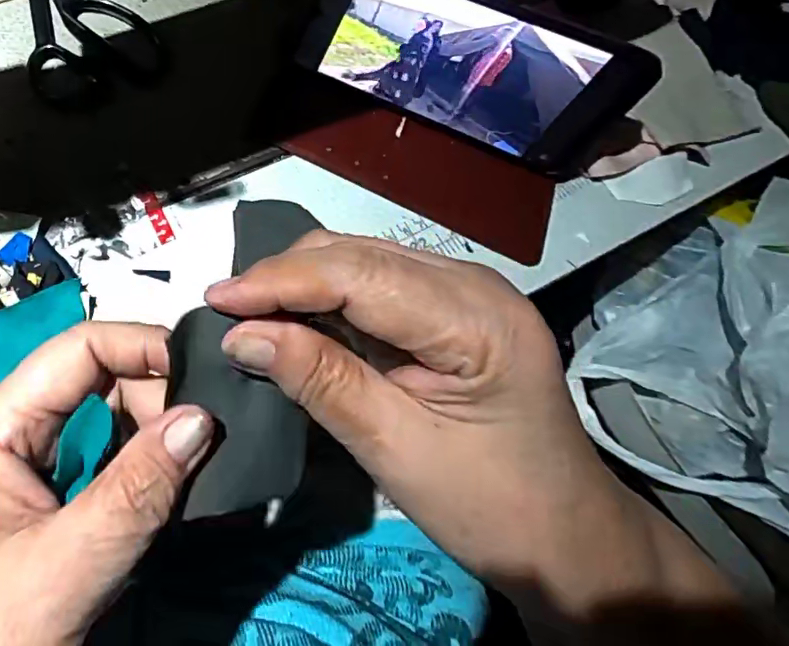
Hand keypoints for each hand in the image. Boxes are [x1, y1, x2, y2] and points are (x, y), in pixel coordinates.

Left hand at [0, 323, 211, 645]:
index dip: (143, 345)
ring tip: (199, 462)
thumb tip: (201, 419)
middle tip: (207, 434)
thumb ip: (136, 492)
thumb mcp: (61, 568)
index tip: (201, 368)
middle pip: (103, 381)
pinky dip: (146, 470)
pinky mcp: (53, 505)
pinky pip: (110, 464)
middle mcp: (19, 433)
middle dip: (158, 397)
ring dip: (156, 437)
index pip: (83, 347)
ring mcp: (36, 470)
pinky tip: (174, 489)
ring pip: (112, 423)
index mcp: (1, 424)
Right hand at [206, 232, 737, 634]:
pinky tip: (303, 315)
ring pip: (369, 258)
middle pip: (363, 254)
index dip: (284, 280)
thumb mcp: (399, 453)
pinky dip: (336, 294)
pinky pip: (384, 280)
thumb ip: (323, 382)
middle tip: (230, 308)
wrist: (569, 535)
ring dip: (308, 280)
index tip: (219, 297)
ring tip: (255, 311)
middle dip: (290, 275)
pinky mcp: (458, 302)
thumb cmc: (493, 507)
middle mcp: (474, 281)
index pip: (361, 274)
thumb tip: (244, 334)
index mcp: (474, 317)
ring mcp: (470, 286)